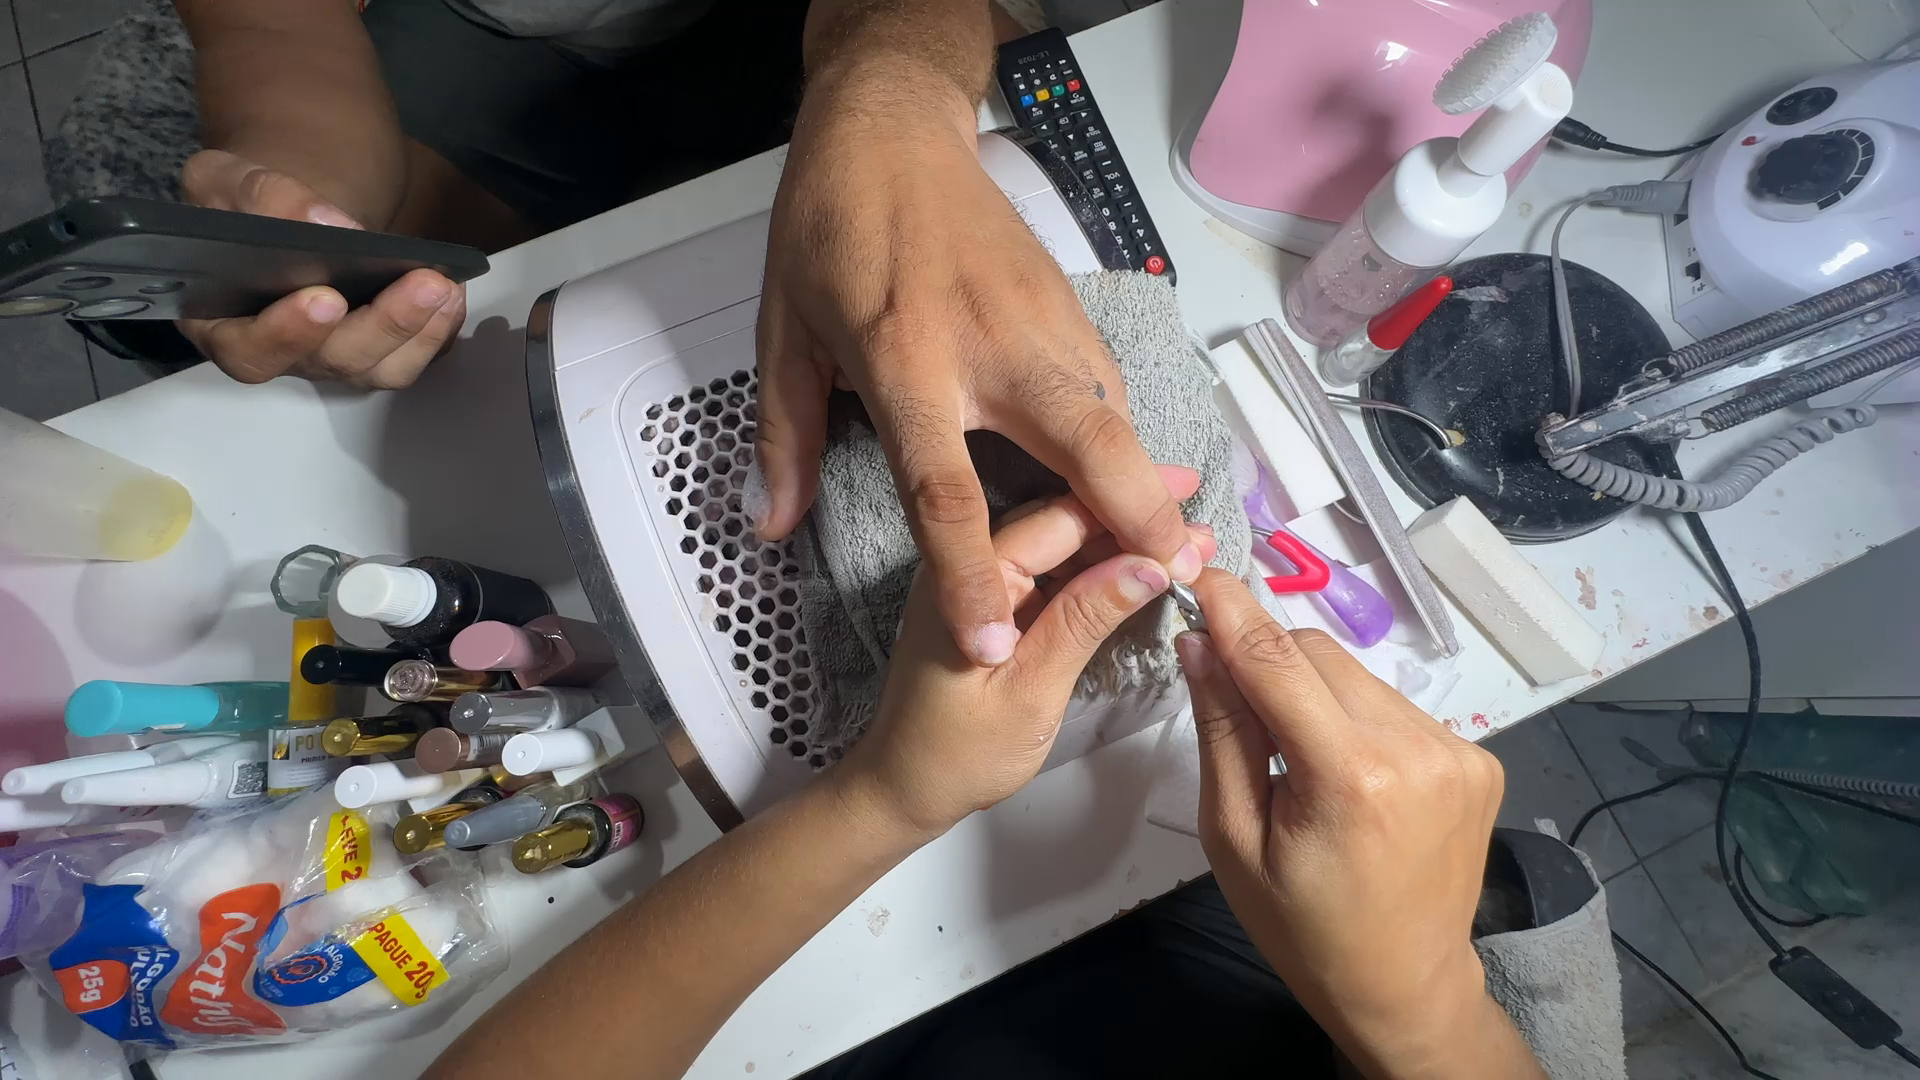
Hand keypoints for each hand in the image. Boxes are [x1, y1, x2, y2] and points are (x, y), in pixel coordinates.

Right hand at [177, 149, 465, 388]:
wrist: (296, 219)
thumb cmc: (250, 209)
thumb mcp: (230, 182)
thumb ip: (262, 197)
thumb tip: (326, 221)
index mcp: (221, 323)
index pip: (251, 349)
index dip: (287, 333)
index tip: (326, 299)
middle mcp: (286, 354)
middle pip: (337, 360)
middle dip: (385, 323)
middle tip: (422, 284)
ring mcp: (339, 361)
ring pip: (386, 368)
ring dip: (423, 329)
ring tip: (445, 285)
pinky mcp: (384, 358)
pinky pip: (419, 358)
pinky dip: (441, 328)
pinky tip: (454, 292)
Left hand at [755, 70, 1198, 667]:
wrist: (889, 130)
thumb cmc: (829, 230)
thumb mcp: (784, 335)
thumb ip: (788, 438)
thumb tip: (775, 524)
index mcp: (905, 363)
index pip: (945, 492)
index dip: (970, 578)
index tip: (995, 647)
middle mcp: (989, 348)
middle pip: (1084, 444)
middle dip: (1136, 517)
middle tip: (1178, 576)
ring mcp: (1041, 321)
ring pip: (1113, 415)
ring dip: (1144, 479)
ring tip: (1167, 542)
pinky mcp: (1067, 304)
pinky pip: (1106, 387)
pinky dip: (1123, 437)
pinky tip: (1119, 470)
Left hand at [839, 465, 1215, 838]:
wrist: (905, 787)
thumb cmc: (958, 753)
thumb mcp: (1030, 690)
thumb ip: (1085, 619)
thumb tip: (1149, 562)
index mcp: (966, 575)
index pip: (1057, 521)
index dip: (1126, 511)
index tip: (1189, 508)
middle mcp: (969, 563)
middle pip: (1061, 524)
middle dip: (1131, 520)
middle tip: (1199, 522)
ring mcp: (981, 582)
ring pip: (1061, 546)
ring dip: (1120, 544)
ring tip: (1186, 543)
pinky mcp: (994, 604)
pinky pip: (1051, 574)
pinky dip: (1096, 572)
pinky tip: (1138, 569)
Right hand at [1178, 570, 1534, 1078]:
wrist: (1405, 986)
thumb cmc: (1300, 923)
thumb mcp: (1231, 833)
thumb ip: (1220, 729)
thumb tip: (1199, 644)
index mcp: (1351, 777)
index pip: (1275, 660)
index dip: (1230, 609)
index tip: (1194, 572)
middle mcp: (1418, 749)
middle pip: (1314, 651)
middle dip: (1261, 657)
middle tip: (1230, 700)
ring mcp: (1457, 750)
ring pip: (1348, 669)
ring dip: (1303, 685)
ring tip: (1290, 747)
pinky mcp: (1475, 755)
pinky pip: (1383, 697)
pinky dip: (1343, 708)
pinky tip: (1336, 760)